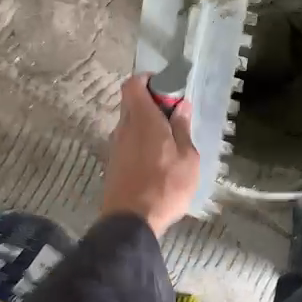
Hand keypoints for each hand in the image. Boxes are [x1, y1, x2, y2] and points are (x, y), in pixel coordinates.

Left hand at [100, 75, 199, 236]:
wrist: (131, 222)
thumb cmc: (165, 186)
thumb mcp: (188, 158)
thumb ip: (182, 129)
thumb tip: (181, 106)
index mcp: (143, 120)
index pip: (133, 84)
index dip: (147, 80)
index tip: (166, 88)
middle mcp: (124, 128)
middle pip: (132, 103)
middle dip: (151, 103)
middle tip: (174, 118)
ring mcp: (115, 146)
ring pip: (130, 124)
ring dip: (147, 125)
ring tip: (170, 144)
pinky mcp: (113, 163)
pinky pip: (128, 142)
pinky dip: (141, 142)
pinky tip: (157, 161)